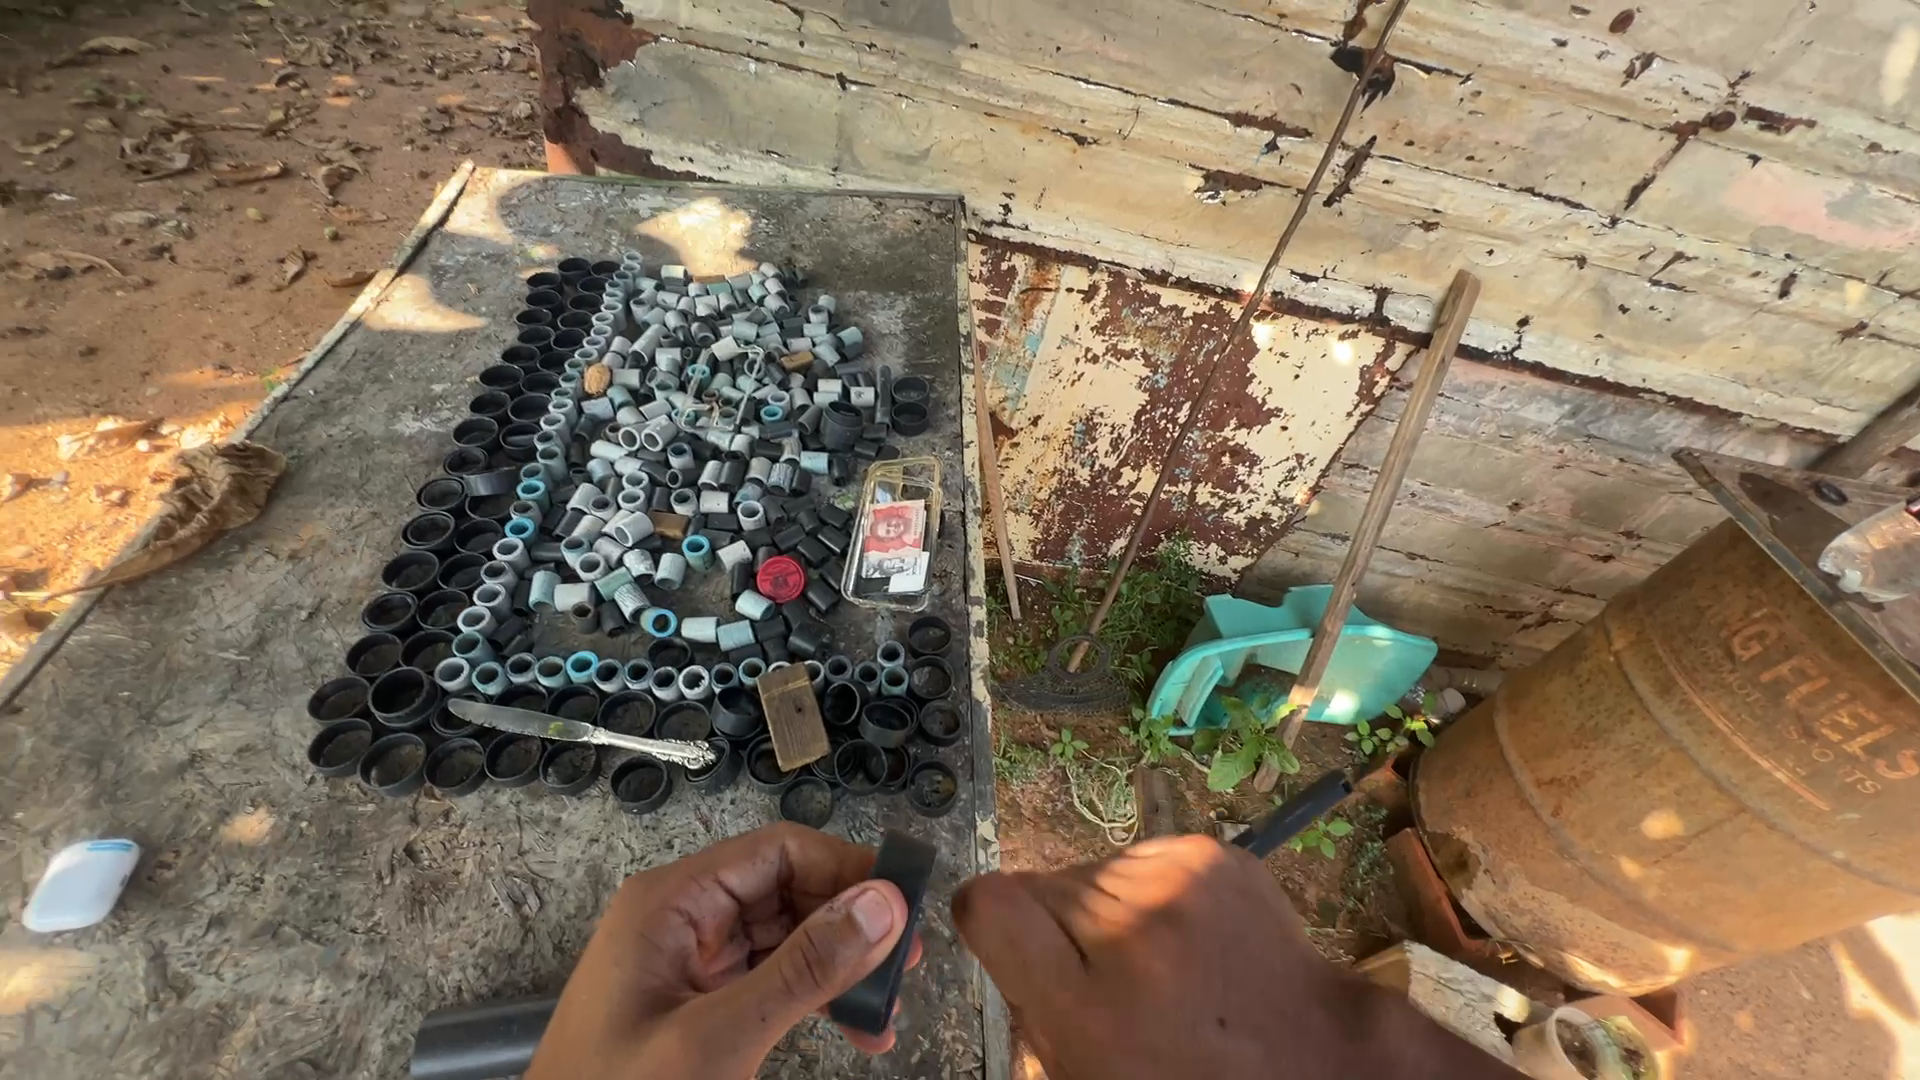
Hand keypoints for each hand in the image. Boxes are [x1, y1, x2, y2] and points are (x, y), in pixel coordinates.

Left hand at [526, 823, 919, 1079]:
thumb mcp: (718, 1042)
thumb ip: (805, 968)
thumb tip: (888, 901)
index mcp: (675, 898)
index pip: (779, 850)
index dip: (846, 867)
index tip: (904, 904)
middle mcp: (685, 914)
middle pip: (787, 889)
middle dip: (848, 923)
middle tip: (908, 963)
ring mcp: (692, 959)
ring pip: (786, 935)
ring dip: (839, 966)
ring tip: (888, 1007)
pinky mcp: (700, 1002)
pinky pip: (771, 979)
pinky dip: (813, 998)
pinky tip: (856, 1029)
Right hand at [955, 836, 1513, 1079]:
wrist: (1314, 1058)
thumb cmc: (1186, 1078)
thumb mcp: (1085, 1069)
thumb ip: (1030, 1002)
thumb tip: (999, 926)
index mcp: (1088, 1005)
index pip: (990, 904)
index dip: (989, 920)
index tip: (1015, 946)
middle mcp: (1128, 923)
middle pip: (1042, 883)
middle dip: (1058, 925)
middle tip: (1104, 973)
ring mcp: (1174, 876)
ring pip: (1092, 868)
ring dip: (1104, 904)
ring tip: (1155, 954)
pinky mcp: (1207, 850)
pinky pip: (1138, 857)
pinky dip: (1147, 889)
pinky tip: (1185, 931)